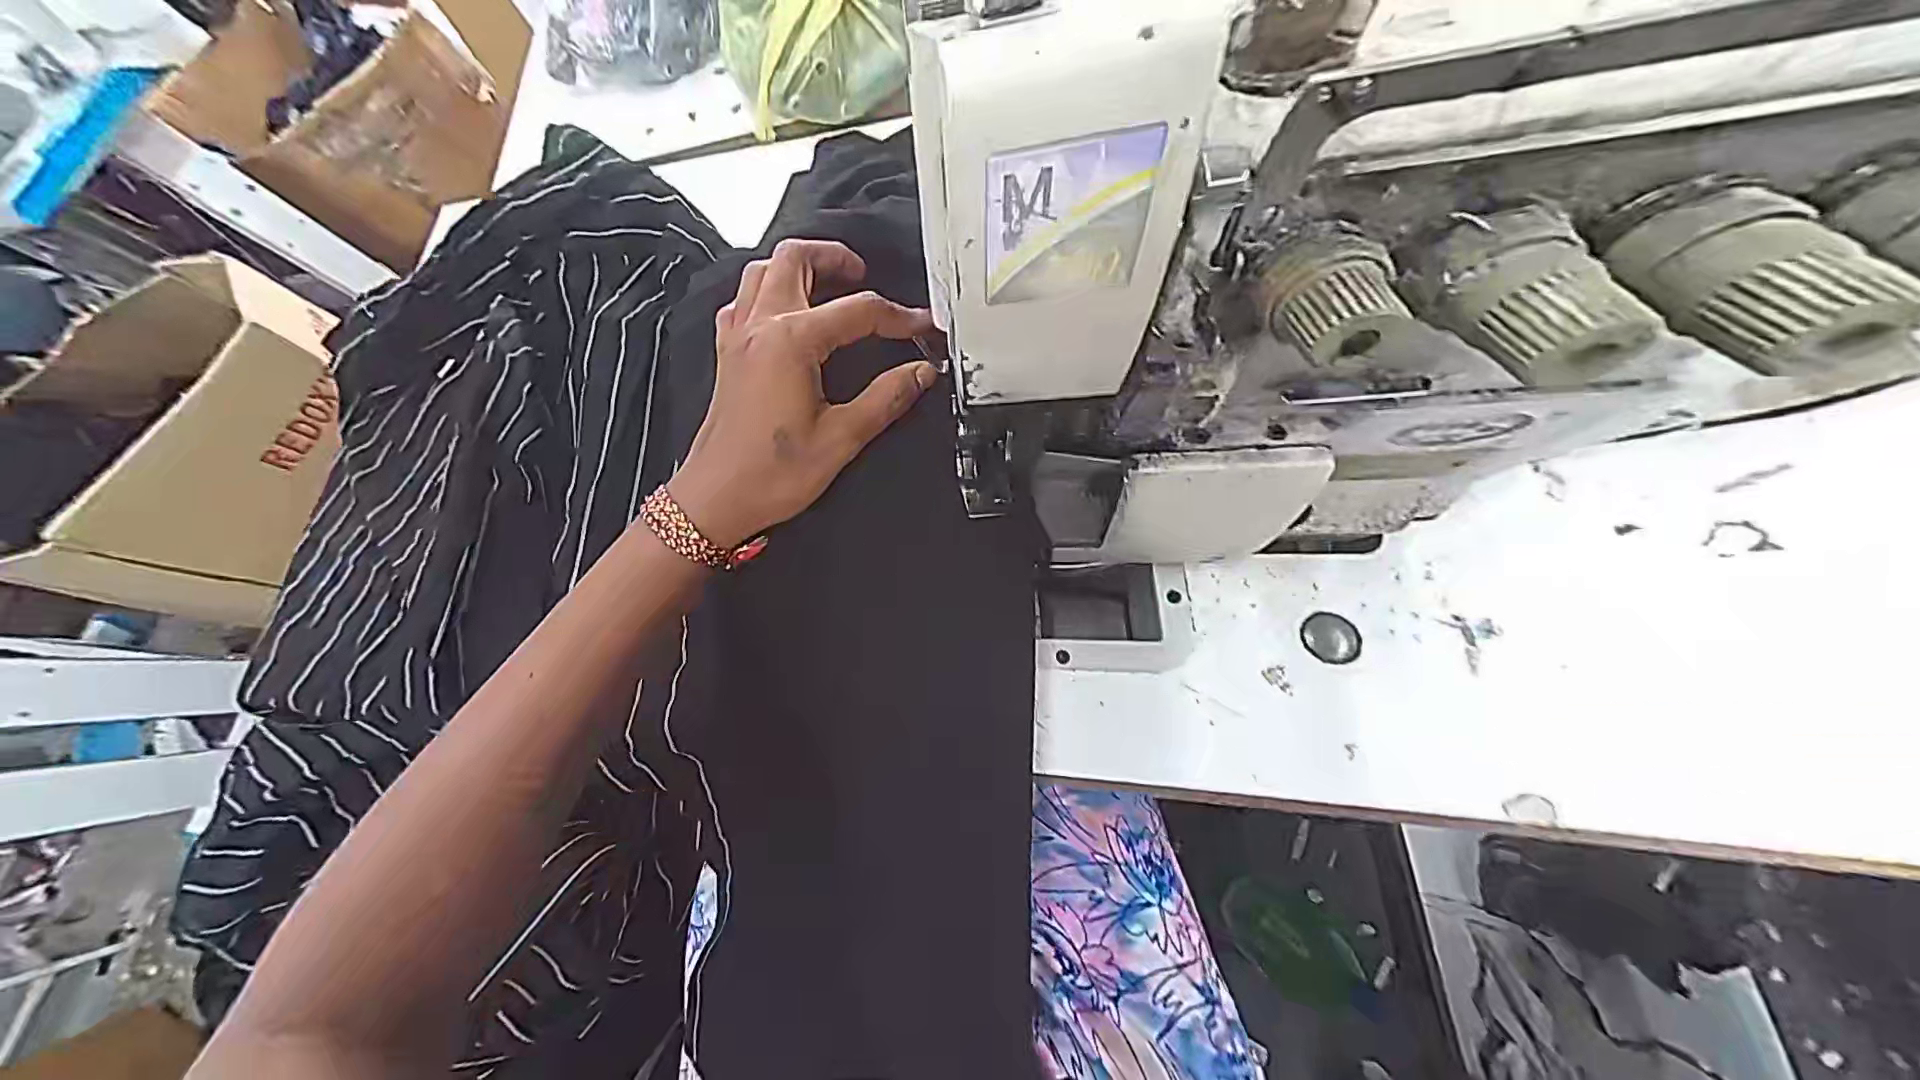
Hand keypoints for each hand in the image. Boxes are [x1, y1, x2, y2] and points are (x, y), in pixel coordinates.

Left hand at [665, 239, 937, 549]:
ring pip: (764, 271)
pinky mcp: (728, 355)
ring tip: (831, 284)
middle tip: (865, 273)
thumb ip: (886, 398)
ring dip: (800, 267)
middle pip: (795, 259)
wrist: (716, 499)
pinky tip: (787, 314)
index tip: (923, 328)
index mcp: (791, 342)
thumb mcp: (841, 438)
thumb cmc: (772, 475)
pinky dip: (770, 293)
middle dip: (835, 257)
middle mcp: (759, 328)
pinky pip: (744, 301)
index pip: (858, 311)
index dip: (899, 317)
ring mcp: (738, 338)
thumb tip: (921, 373)